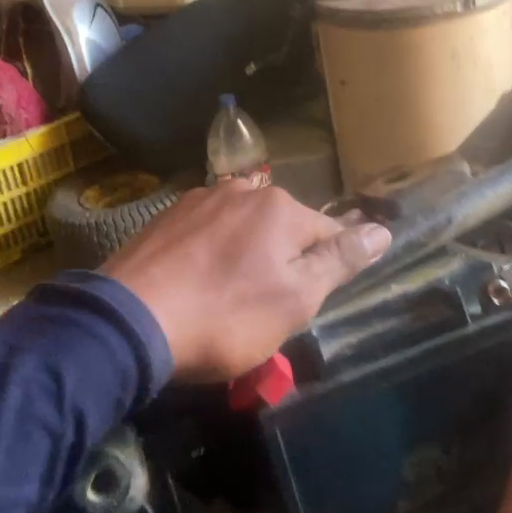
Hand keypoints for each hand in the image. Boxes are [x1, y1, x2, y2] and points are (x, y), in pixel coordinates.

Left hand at [100, 179, 390, 381]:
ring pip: (242, 228)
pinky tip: (197, 284)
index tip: (313, 298)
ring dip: (246, 256)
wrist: (129, 322)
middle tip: (267, 309)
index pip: (327, 232)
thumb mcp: (296, 300)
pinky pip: (206, 233)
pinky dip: (211, 255)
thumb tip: (382, 229)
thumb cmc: (225, 316)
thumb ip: (340, 261)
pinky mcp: (164, 218)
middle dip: (283, 261)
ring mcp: (197, 200)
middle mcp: (241, 190)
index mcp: (280, 208)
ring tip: (229, 298)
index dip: (328, 266)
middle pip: (282, 227)